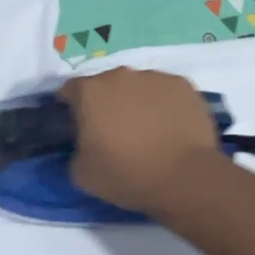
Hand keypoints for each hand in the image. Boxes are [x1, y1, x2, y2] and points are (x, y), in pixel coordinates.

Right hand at [60, 68, 225, 214]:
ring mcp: (155, 77)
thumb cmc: (125, 174)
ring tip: (147, 130)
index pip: (70, 90)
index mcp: (90, 91)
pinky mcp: (183, 86)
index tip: (77, 125)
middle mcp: (121, 75)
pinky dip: (163, 105)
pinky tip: (170, 128)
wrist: (183, 178)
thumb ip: (74, 150)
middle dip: (106, 103)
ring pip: (138, 86)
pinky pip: (166, 92)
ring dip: (136, 102)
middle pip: (107, 85)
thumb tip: (84, 145)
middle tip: (113, 131)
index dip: (70, 107)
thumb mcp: (81, 173)